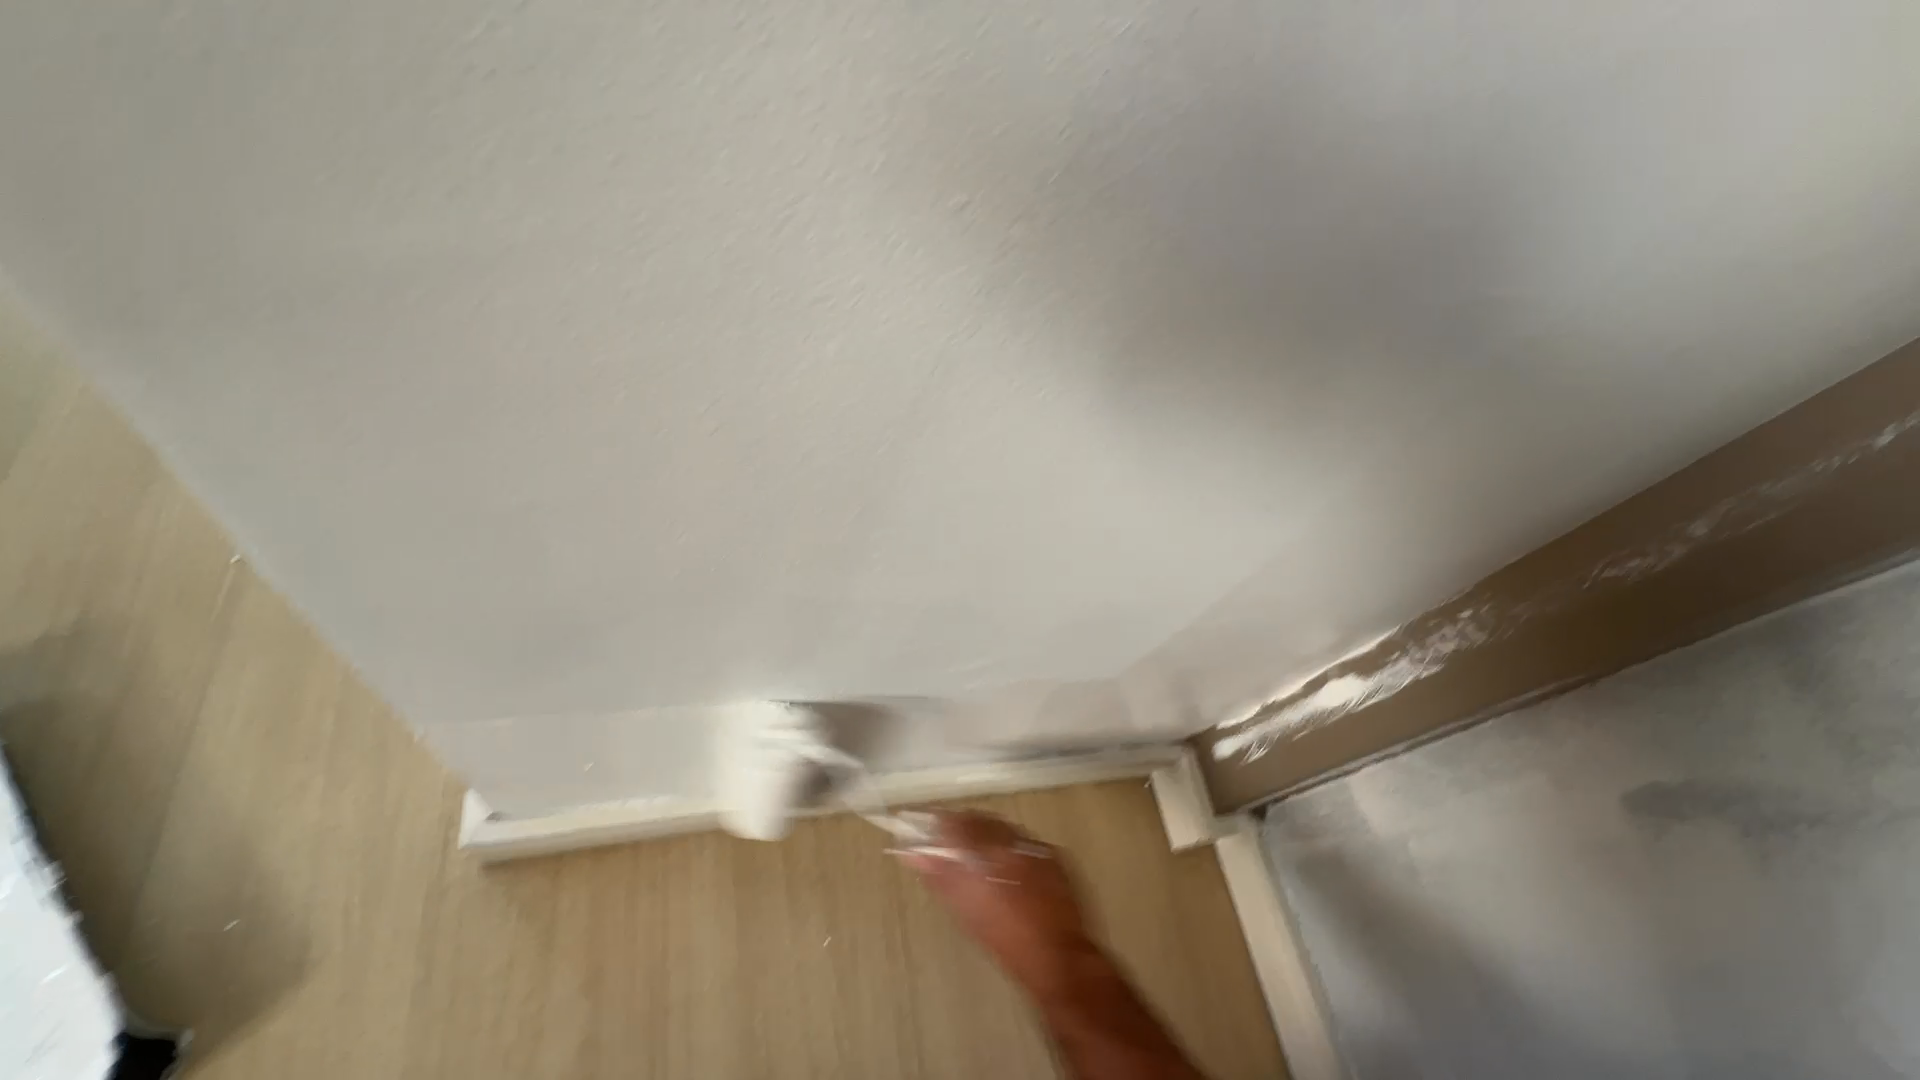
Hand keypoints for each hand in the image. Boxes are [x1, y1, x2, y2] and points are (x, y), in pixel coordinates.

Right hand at [892, 810, 1099, 993]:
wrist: (1058, 958)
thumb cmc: (1006, 940)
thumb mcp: (968, 912)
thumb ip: (941, 876)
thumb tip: (916, 853)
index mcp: (989, 852)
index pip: (956, 822)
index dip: (938, 822)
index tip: (924, 826)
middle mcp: (1014, 841)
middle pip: (981, 819)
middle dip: (962, 825)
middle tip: (947, 839)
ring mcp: (1037, 847)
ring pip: (1003, 828)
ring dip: (986, 833)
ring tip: (975, 852)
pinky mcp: (1054, 856)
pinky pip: (1024, 841)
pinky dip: (1010, 846)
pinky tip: (1006, 865)